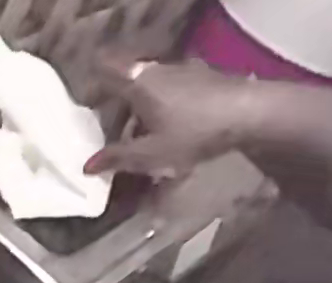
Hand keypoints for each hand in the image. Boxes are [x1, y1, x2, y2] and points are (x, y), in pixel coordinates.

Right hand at [84, 53, 264, 175]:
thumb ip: (116, 158)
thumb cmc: (191, 132)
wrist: (248, 113)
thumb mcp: (149, 154)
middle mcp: (158, 70)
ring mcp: (182, 72)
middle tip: (108, 132)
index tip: (83, 100)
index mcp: (139, 82)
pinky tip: (165, 135)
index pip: (106, 68)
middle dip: (115, 106)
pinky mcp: (201, 80)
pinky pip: (170, 94)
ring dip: (139, 113)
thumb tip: (87, 165)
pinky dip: (159, 111)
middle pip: (128, 82)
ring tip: (137, 142)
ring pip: (150, 89)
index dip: (91, 80)